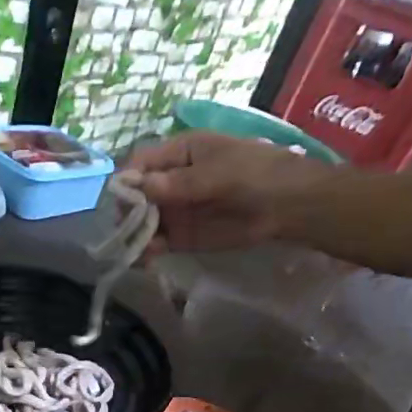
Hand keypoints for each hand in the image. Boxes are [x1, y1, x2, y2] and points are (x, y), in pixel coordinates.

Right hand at [123, 130, 330, 251]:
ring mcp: (176, 210)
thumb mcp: (217, 173)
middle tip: (126, 227)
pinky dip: (148, 250)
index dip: (128, 179)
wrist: (289, 205)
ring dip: (135, 233)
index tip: (121, 199)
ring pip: (143, 220)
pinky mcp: (184, 236)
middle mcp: (171, 180)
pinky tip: (144, 258)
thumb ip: (179, 183)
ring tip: (133, 248)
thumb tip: (140, 187)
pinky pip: (158, 242)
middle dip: (127, 210)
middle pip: (137, 194)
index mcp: (178, 153)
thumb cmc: (255, 174)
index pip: (141, 163)